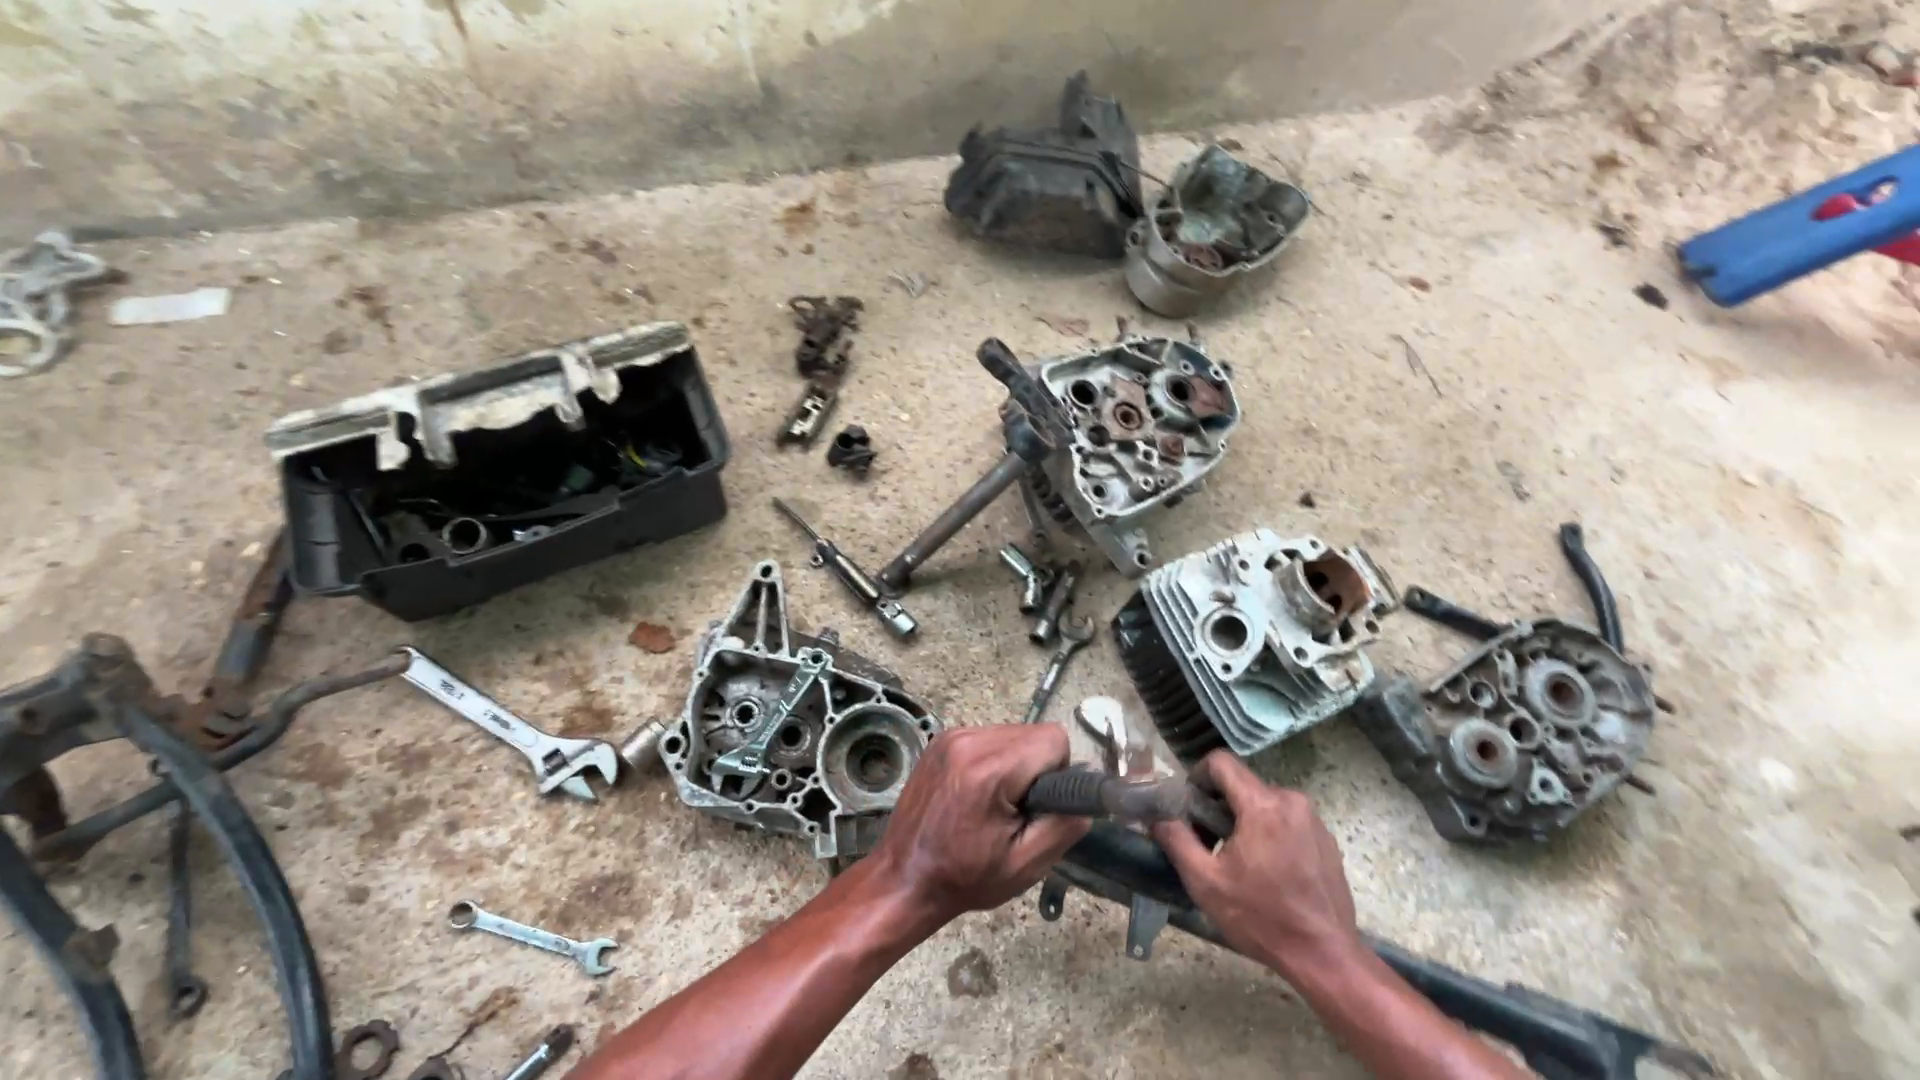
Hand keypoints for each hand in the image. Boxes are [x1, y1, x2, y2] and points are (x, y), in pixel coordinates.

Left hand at [868, 725, 1090, 923]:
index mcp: (989, 769)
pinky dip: (995, 761)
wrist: (904, 878)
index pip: (1054, 740)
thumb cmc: (964, 878)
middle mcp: (968, 741)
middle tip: (1017, 812)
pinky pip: (989, 737)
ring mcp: (951, 736)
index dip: (1059, 774)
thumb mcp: (1026, 865)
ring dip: (1017, 764)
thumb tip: (1086, 798)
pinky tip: (978, 794)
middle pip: (1034, 733)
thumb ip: (1065, 825)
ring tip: (996, 805)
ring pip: (1013, 733)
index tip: (1039, 807)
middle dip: (1038, 770)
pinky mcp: (941, 740)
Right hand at [1152, 751, 1364, 981]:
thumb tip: (1159, 817)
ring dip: (1244, 820)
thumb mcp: (1205, 883)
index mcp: (1263, 805)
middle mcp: (1292, 801)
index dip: (1197, 776)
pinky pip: (1287, 820)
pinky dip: (1269, 833)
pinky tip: (1267, 872)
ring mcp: (1314, 820)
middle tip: (1207, 842)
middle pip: (1243, 785)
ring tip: (1238, 861)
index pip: (1221, 762)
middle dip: (1219, 806)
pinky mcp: (1326, 840)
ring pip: (1265, 803)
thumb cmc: (1261, 918)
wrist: (1325, 956)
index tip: (1189, 806)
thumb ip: (1176, 840)